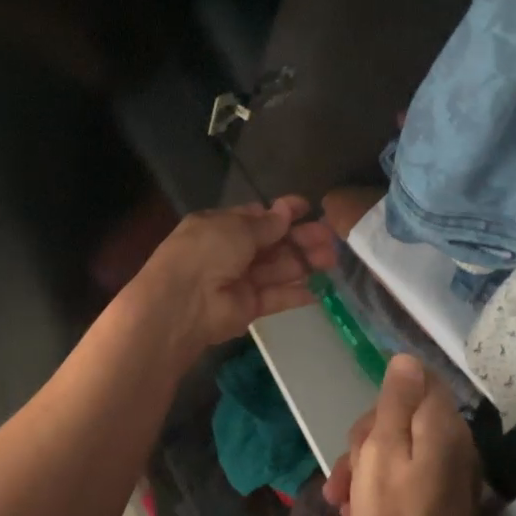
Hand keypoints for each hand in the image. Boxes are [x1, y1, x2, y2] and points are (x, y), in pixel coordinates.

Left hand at [127, 197, 337, 358]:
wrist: (183, 302)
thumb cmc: (206, 252)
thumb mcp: (235, 228)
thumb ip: (264, 224)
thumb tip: (285, 210)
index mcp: (219, 226)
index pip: (255, 216)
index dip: (281, 212)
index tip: (308, 207)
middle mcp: (229, 251)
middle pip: (271, 243)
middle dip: (300, 239)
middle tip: (330, 237)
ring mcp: (239, 281)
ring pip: (277, 269)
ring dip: (304, 263)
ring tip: (333, 259)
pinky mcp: (248, 308)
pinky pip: (276, 297)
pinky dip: (296, 293)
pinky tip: (321, 288)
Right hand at [324, 355, 481, 515]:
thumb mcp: (381, 451)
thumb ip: (395, 402)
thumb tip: (407, 358)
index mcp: (442, 424)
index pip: (421, 378)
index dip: (386, 392)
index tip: (363, 424)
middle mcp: (457, 442)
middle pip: (405, 414)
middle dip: (368, 436)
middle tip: (347, 468)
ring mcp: (454, 472)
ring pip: (402, 446)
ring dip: (367, 464)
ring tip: (342, 495)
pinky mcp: (447, 498)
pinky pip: (410, 473)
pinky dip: (383, 483)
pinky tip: (358, 506)